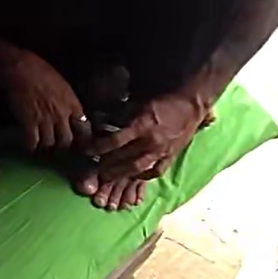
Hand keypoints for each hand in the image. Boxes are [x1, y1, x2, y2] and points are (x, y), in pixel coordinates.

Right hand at [0, 48, 87, 151]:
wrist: (21, 69)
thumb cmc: (41, 72)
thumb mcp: (64, 86)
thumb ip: (69, 103)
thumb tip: (72, 115)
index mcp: (73, 104)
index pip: (84, 129)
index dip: (82, 140)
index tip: (77, 144)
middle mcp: (62, 115)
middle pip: (66, 141)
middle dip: (61, 148)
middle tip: (56, 151)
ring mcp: (45, 119)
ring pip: (49, 144)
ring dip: (45, 148)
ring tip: (41, 149)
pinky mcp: (29, 122)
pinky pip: (33, 142)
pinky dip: (31, 146)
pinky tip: (29, 146)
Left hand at [88, 92, 208, 181]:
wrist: (192, 104)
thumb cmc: (162, 100)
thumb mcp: (138, 103)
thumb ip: (120, 114)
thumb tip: (99, 119)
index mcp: (142, 125)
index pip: (115, 141)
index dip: (98, 148)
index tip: (86, 151)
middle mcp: (151, 141)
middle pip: (123, 158)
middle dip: (105, 164)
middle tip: (91, 169)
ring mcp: (162, 151)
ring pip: (136, 168)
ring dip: (119, 174)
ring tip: (106, 178)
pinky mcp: (171, 157)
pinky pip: (154, 171)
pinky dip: (141, 176)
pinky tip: (132, 177)